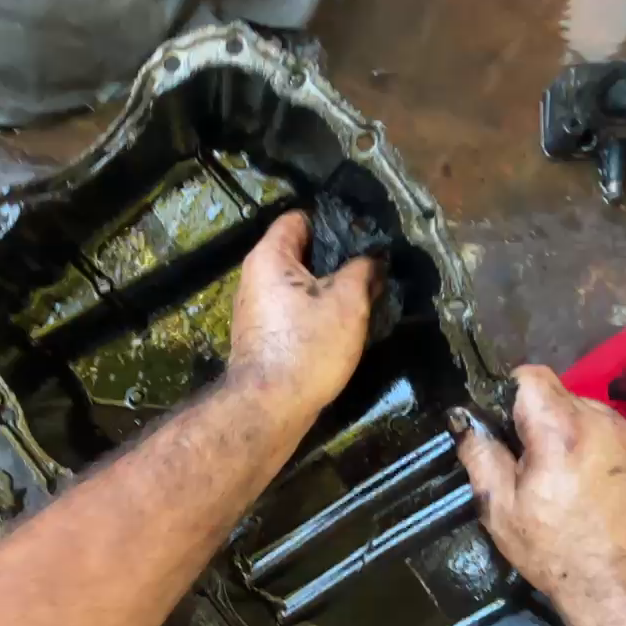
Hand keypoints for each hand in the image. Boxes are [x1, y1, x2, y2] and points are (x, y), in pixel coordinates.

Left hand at [226, 211, 378, 420]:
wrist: (270, 407)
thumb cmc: (306, 347)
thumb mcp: (347, 301)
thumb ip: (363, 270)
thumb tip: (371, 260)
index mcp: (268, 257)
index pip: (300, 218)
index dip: (334, 223)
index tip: (364, 236)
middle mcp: (254, 279)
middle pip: (301, 255)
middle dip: (335, 261)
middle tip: (372, 269)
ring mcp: (255, 311)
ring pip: (299, 287)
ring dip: (328, 292)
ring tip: (363, 298)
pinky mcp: (262, 338)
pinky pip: (293, 314)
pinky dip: (315, 316)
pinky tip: (340, 327)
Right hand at [452, 365, 625, 614]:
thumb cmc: (556, 551)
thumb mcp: (500, 509)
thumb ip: (480, 456)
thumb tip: (465, 422)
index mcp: (560, 430)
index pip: (532, 377)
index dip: (510, 393)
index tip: (504, 425)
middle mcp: (604, 422)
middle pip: (563, 399)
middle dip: (542, 423)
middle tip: (531, 468)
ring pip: (594, 418)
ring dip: (575, 438)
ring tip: (569, 484)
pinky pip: (622, 440)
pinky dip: (605, 455)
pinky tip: (601, 494)